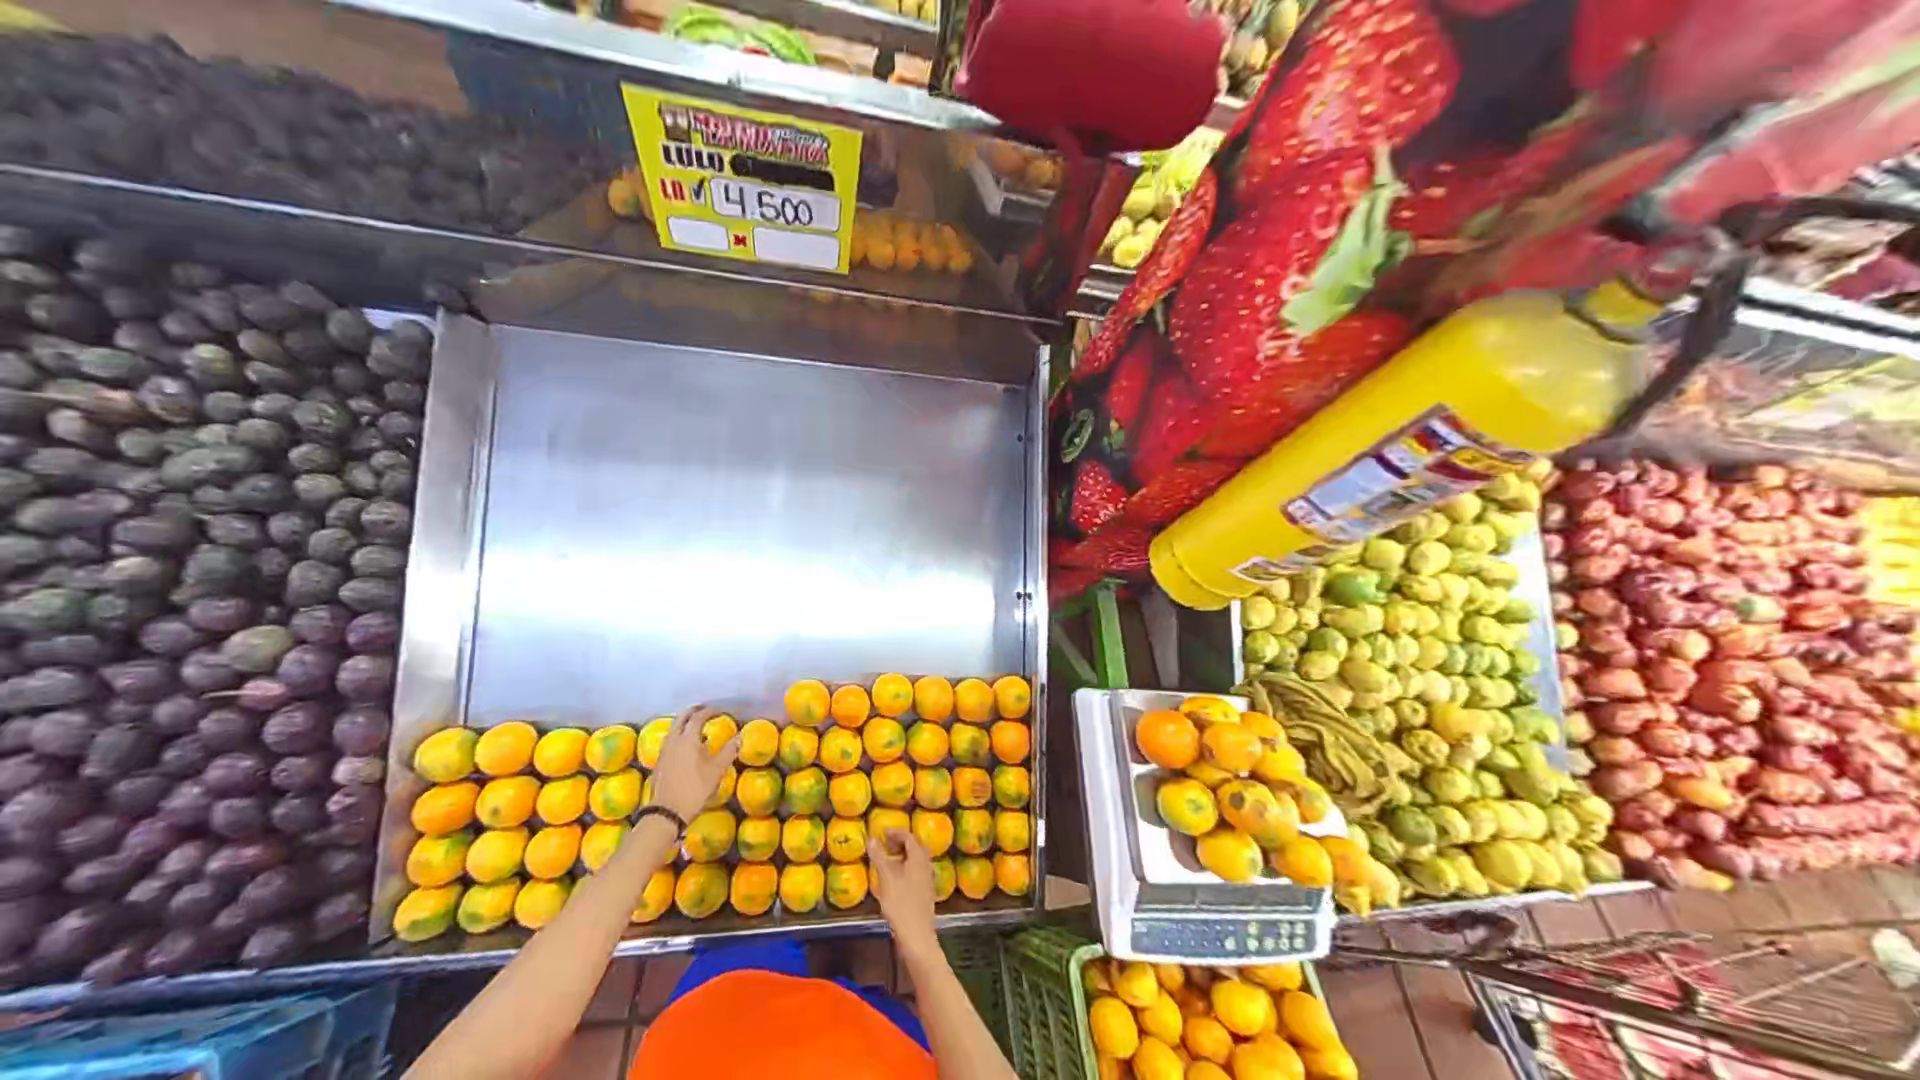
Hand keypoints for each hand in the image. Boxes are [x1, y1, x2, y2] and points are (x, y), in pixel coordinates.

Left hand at [647, 705, 738, 822]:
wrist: (667, 812)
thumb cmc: (695, 789)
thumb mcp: (717, 770)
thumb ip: (729, 751)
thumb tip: (740, 737)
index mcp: (688, 739)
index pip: (697, 718)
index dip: (708, 711)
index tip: (718, 711)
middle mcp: (673, 741)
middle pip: (681, 719)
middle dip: (692, 712)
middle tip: (704, 711)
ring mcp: (663, 752)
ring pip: (673, 729)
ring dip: (683, 723)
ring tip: (694, 726)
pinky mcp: (659, 762)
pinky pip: (669, 741)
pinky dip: (678, 735)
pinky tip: (685, 746)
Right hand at [868, 827, 937, 954]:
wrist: (916, 935)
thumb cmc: (901, 904)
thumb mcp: (886, 878)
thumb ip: (879, 857)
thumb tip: (872, 838)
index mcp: (919, 858)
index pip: (909, 836)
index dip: (896, 832)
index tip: (882, 832)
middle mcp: (926, 865)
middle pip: (915, 847)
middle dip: (900, 842)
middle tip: (884, 845)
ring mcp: (927, 879)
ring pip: (915, 860)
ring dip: (902, 856)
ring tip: (886, 861)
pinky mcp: (925, 892)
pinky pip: (915, 871)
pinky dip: (905, 868)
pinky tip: (894, 879)